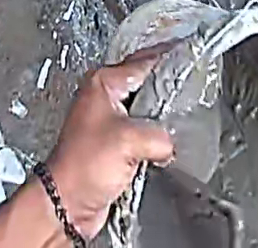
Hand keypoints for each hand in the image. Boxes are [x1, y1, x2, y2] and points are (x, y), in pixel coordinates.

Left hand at [43, 47, 176, 238]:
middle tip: (191, 79)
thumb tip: (171, 141)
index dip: (167, 58)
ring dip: (160, 109)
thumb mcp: (129, 141)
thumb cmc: (87, 165)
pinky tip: (169, 134)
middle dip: (165, 82)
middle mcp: (104, 94)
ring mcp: (107, 116)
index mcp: (104, 82)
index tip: (188, 53)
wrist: (66, 204)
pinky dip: (153, 128)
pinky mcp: (112, 139)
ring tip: (186, 106)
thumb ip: (158, 135)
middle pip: (143, 79)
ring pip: (143, 104)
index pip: (143, 62)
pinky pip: (139, 126)